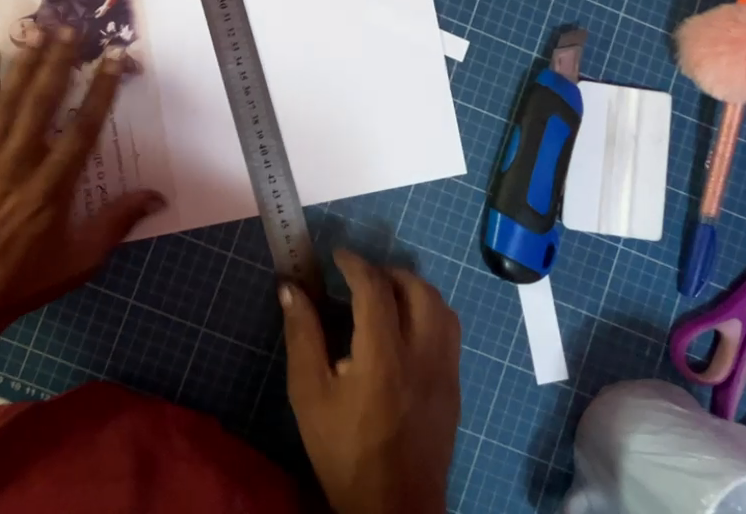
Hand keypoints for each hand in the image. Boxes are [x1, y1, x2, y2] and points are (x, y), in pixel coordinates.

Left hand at [0, 30, 165, 341]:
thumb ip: (116, 222)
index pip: (83, 127)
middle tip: (71, 27)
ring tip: (39, 30)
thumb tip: (156, 196)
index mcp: (53, 185)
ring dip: (25, 62)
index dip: (99, 90)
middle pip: (43, 101)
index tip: (111, 60)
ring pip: (9, 99)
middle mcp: (20, 161)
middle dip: (59, 61)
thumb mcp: (79, 260)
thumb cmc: (23, 280)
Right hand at [281, 251, 461, 513]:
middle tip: (360, 276)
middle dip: (388, 272)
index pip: (375, 288)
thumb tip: (290, 287)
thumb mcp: (309, 392)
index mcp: (383, 356)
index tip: (337, 256)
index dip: (355, 263)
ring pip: (442, 308)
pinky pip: (450, 333)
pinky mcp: (454, 388)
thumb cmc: (343, 450)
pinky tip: (404, 329)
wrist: (393, 507)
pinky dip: (429, 313)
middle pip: (418, 289)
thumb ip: (302, 333)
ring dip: (413, 290)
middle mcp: (422, 356)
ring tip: (384, 296)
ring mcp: (445, 372)